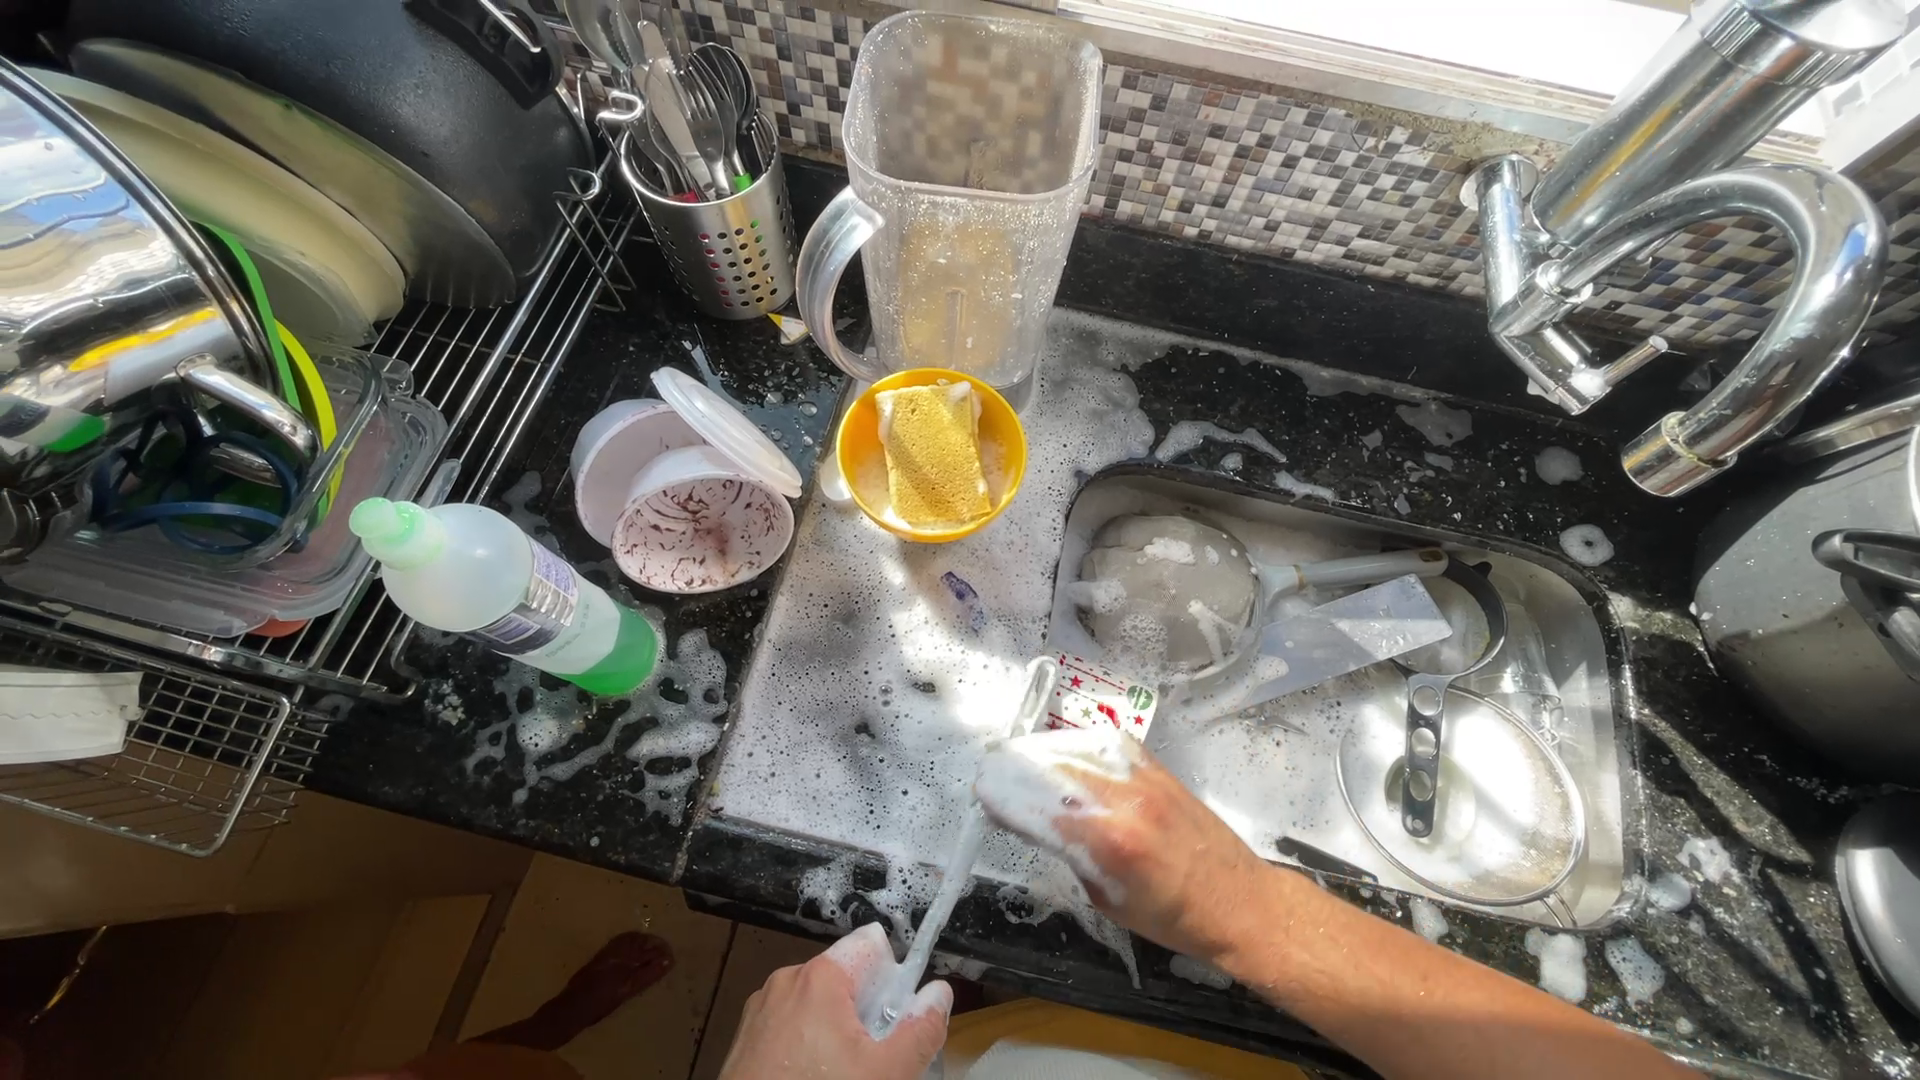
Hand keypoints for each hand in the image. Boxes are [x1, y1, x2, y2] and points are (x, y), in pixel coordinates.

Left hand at [717, 923, 951, 1079]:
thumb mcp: (884, 1076)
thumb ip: (920, 1031)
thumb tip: (941, 991)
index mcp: (820, 976)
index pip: (872, 946)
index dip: (892, 981)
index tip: (893, 1022)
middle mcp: (788, 979)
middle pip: (846, 978)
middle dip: (866, 1012)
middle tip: (870, 1060)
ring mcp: (761, 1009)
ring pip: (818, 1005)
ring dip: (836, 1033)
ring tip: (840, 1076)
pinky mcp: (744, 1039)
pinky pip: (790, 1026)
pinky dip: (806, 1047)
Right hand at [973, 726, 1275, 961]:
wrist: (1238, 900)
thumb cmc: (1171, 917)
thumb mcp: (1105, 898)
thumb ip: (1069, 851)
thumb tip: (1038, 820)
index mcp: (1107, 841)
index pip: (1039, 807)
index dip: (1005, 797)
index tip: (984, 792)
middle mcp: (1122, 799)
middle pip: (1052, 769)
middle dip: (1015, 769)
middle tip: (994, 772)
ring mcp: (1141, 776)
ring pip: (1076, 748)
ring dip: (1040, 752)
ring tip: (1019, 759)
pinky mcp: (1155, 766)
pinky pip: (1104, 743)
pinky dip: (1076, 744)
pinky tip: (1060, 750)